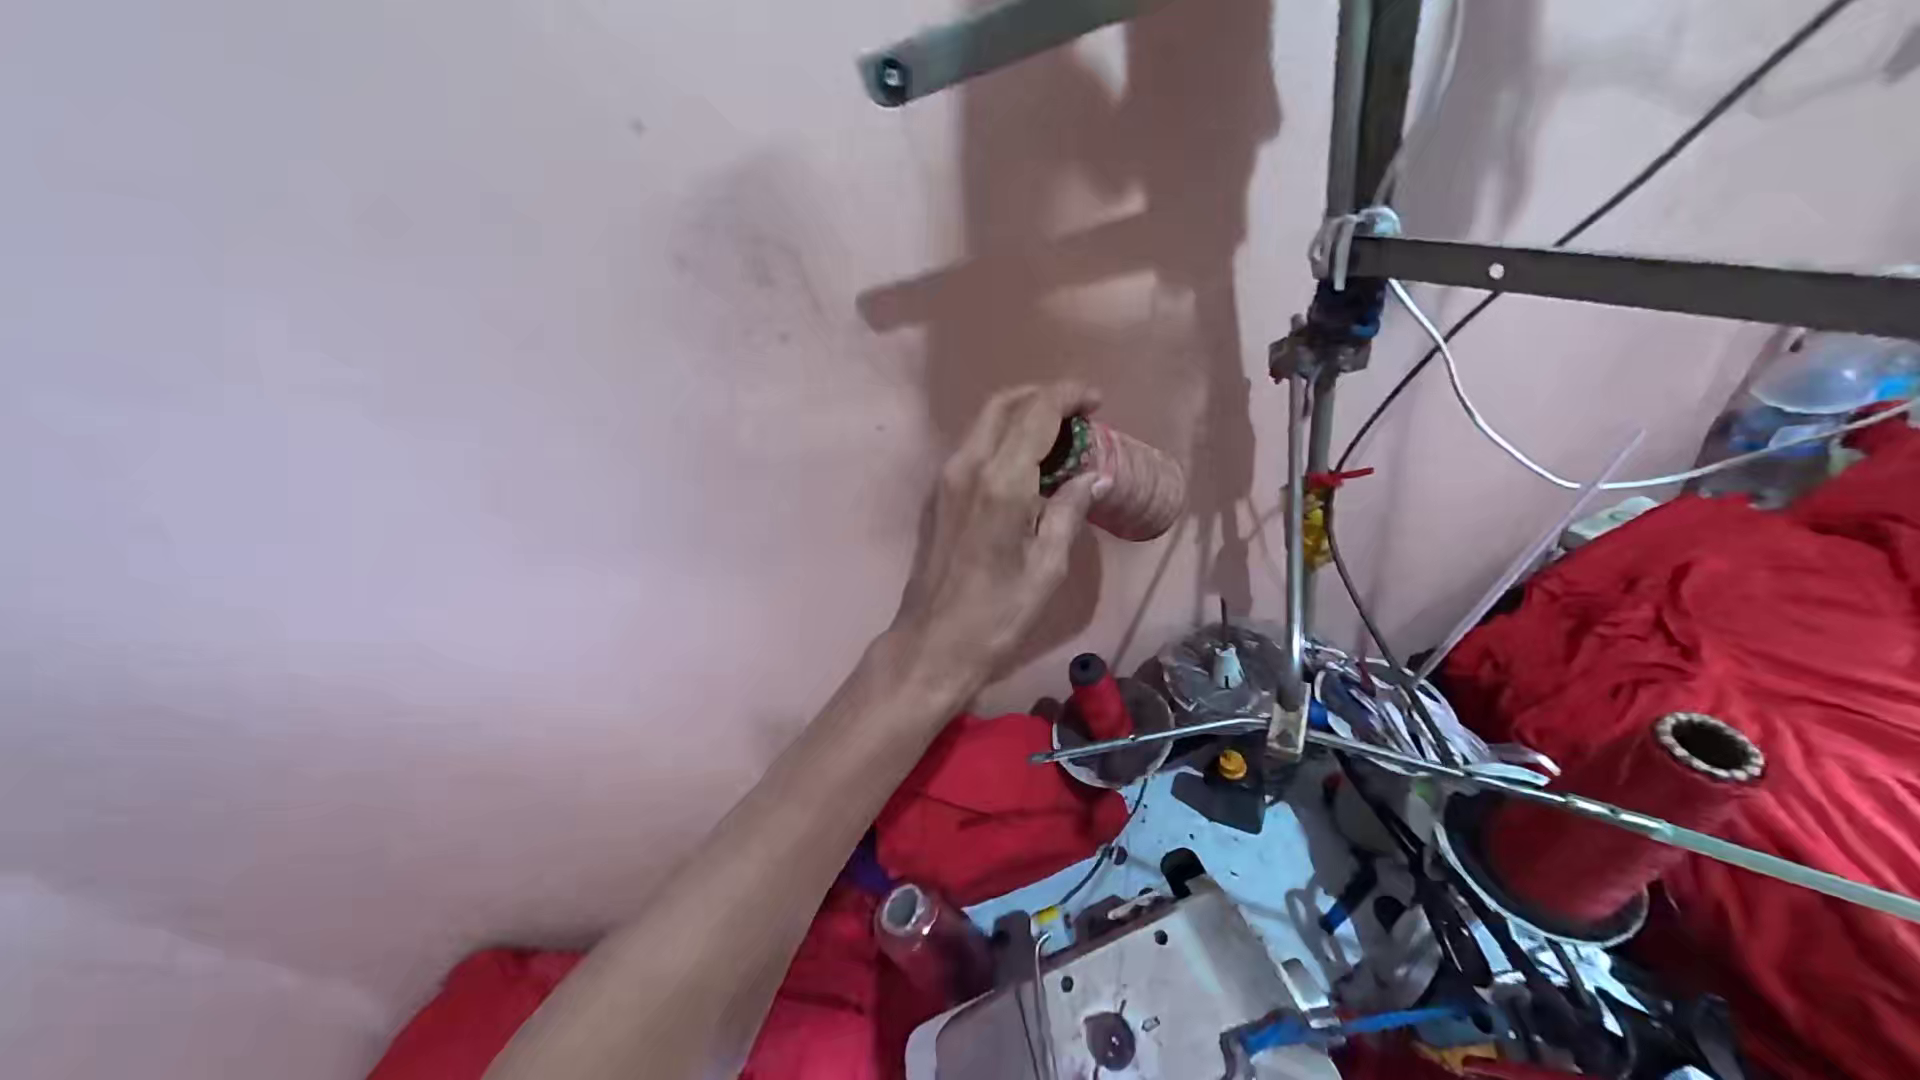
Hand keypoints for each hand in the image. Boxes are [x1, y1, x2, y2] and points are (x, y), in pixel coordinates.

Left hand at [890, 382, 1108, 692]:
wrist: (933, 643)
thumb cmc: (998, 613)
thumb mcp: (1047, 566)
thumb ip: (1070, 511)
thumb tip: (1093, 477)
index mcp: (1000, 481)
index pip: (1036, 412)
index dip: (1068, 396)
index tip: (1096, 400)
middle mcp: (967, 467)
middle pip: (1003, 405)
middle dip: (1042, 397)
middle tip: (1078, 415)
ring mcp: (945, 479)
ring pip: (983, 423)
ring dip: (1020, 417)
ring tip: (1057, 440)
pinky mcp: (936, 496)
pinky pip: (972, 448)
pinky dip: (1001, 440)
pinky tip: (1025, 467)